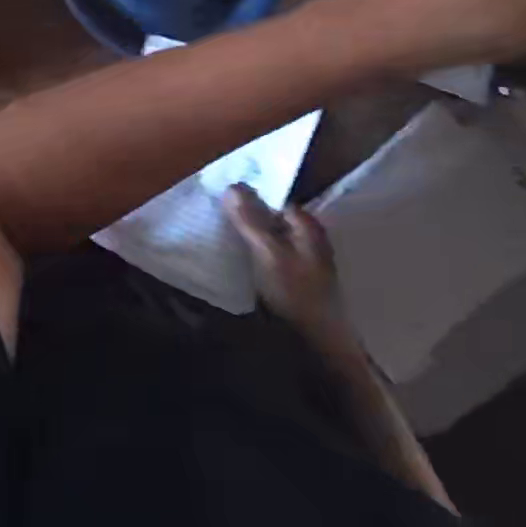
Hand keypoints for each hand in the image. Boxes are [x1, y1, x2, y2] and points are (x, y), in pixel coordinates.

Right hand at [221, 184, 350, 345]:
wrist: (316, 342)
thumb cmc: (295, 293)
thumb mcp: (268, 252)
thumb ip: (250, 219)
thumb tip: (231, 184)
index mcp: (306, 226)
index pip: (272, 196)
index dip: (246, 192)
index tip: (216, 190)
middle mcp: (305, 236)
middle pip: (268, 213)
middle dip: (241, 210)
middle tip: (208, 206)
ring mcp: (297, 255)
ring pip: (263, 231)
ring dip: (241, 228)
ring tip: (211, 224)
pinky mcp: (287, 273)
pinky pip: (262, 249)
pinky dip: (246, 246)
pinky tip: (226, 248)